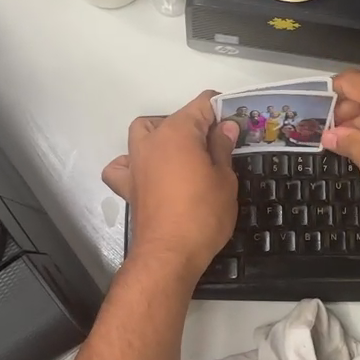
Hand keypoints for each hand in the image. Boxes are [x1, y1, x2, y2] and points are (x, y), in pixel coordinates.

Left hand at [103, 91, 240, 277]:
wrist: (169, 254)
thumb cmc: (203, 215)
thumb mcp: (225, 179)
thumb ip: (222, 148)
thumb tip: (226, 127)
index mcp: (178, 132)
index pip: (202, 105)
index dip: (222, 110)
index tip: (236, 124)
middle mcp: (152, 141)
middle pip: (174, 117)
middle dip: (195, 124)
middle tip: (217, 146)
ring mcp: (136, 162)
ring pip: (144, 132)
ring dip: (161, 135)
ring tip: (183, 154)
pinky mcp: (128, 186)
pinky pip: (122, 165)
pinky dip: (132, 163)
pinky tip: (148, 172)